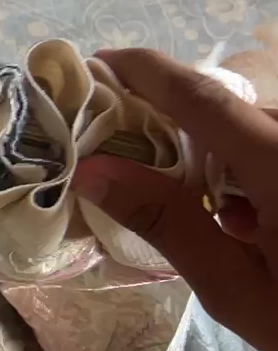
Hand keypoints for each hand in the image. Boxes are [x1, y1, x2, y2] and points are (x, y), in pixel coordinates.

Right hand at [76, 48, 277, 350]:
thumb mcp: (237, 289)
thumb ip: (167, 222)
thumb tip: (91, 169)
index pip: (206, 101)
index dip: (150, 73)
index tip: (103, 60)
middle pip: (241, 117)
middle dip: (186, 131)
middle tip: (142, 165)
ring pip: (271, 135)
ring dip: (231, 156)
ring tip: (220, 212)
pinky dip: (265, 172)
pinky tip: (259, 221)